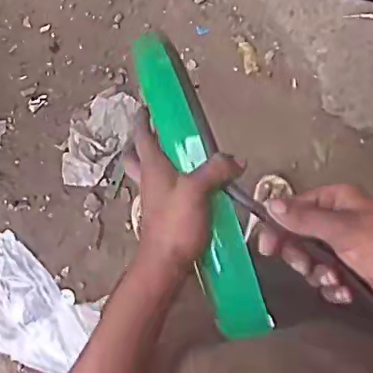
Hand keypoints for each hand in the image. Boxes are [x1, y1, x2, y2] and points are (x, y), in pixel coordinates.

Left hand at [125, 110, 242, 274]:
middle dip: (144, 143)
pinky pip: (169, 194)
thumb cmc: (174, 224)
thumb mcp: (198, 190)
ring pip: (151, 174)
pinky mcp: (165, 216)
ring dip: (161, 164)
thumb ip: (216, 170)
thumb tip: (235, 160)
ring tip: (184, 158)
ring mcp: (155, 199)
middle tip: (159, 134)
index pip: (142, 136)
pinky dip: (179, 186)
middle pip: (138, 156)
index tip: (146, 106)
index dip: (143, 119)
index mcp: (152, 167)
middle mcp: (149, 180)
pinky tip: (198, 189)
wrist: (164, 265)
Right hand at [262, 184, 372, 318]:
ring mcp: (346, 247)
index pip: (295, 207)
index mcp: (337, 200)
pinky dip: (332, 286)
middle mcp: (339, 220)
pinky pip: (327, 277)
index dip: (279, 225)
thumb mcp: (341, 230)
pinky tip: (345, 292)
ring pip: (311, 260)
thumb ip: (304, 218)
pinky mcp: (352, 271)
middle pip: (299, 235)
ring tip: (334, 280)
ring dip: (318, 274)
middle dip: (301, 255)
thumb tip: (270, 204)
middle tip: (305, 266)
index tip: (266, 246)